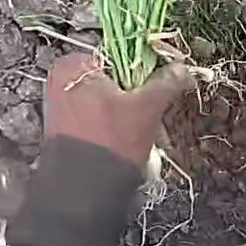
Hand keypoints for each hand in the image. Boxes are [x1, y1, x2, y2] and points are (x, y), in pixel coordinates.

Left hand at [43, 54, 189, 166]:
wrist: (83, 193)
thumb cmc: (111, 141)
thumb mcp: (146, 107)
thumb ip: (165, 82)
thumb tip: (182, 67)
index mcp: (74, 66)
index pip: (121, 52)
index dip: (151, 63)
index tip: (172, 74)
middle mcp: (62, 82)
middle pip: (118, 78)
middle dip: (146, 95)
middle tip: (164, 112)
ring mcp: (64, 107)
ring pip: (114, 101)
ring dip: (139, 114)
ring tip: (156, 134)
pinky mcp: (70, 131)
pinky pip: (104, 119)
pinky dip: (124, 127)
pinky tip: (140, 142)